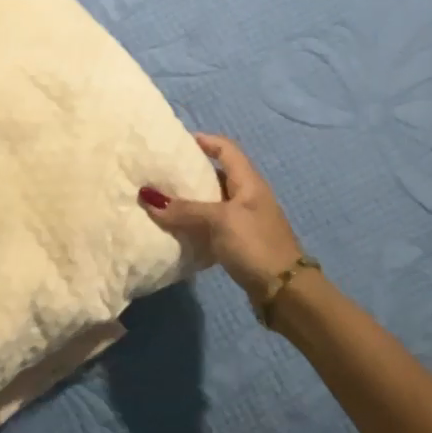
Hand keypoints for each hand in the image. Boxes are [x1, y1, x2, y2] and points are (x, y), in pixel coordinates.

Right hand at [139, 133, 306, 304]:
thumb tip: (146, 196)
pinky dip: (193, 224)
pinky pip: (211, 225)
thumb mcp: (219, 221)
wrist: (284, 291)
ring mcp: (244, 220)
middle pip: (216, 174)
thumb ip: (184, 209)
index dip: (204, 140)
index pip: (226, 149)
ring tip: (160, 199)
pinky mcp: (239, 242)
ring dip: (189, 200)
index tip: (175, 142)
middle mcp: (247, 196)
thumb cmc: (255, 245)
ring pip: (211, 201)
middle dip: (189, 172)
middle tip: (159, 172)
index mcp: (248, 182)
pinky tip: (175, 229)